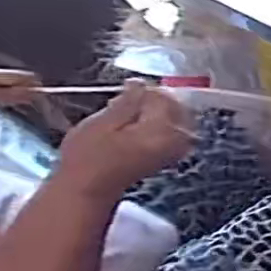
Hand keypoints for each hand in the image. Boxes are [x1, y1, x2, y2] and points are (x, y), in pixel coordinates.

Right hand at [52, 82, 194, 203]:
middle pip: (175, 106)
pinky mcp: (174, 152)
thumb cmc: (89, 156)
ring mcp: (181, 146)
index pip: (165, 98)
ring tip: (123, 119)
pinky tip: (132, 129)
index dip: (144, 92)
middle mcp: (181, 138)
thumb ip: (128, 103)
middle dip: (151, 101)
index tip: (122, 94)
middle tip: (121, 107)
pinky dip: (156, 123)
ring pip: (175, 115)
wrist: (90, 187)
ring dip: (153, 112)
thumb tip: (140, 83)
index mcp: (165, 130)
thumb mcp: (102, 123)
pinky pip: (173, 128)